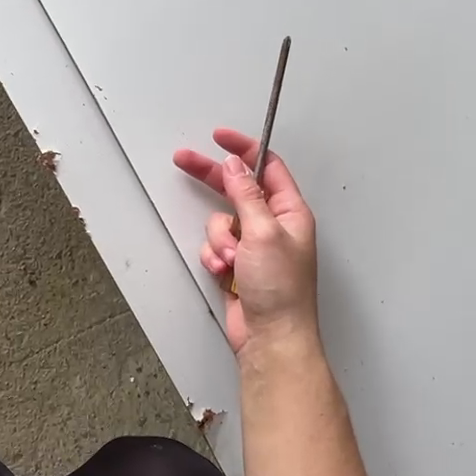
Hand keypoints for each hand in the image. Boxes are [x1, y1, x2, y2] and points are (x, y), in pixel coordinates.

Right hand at [173, 128, 318, 357]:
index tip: (219, 137)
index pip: (267, 168)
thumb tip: (235, 166)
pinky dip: (213, 258)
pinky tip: (224, 273)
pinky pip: (213, 247)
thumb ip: (246, 195)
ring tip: (231, 259)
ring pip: (219, 222)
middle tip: (184, 160)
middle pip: (236, 190)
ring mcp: (253, 246)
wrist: (270, 337)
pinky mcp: (235, 265)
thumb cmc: (281, 290)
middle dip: (211, 180)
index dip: (243, 149)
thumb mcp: (263, 233)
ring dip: (218, 239)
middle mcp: (272, 226)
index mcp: (290, 212)